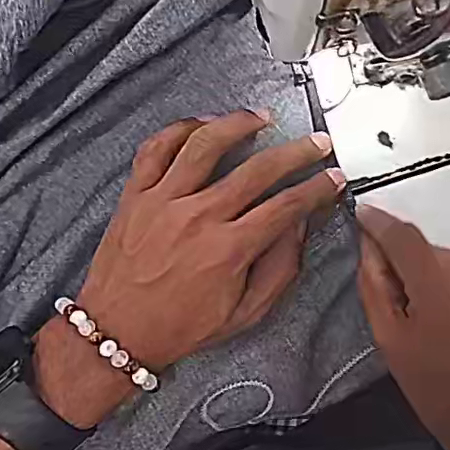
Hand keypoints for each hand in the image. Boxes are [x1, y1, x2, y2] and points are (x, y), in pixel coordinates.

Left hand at [34, 111, 343, 427]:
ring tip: (261, 118)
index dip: (317, 188)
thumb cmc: (178, 326)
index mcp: (227, 250)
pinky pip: (157, 148)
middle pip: (258, 169)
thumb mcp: (243, 314)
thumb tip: (298, 229)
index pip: (286, 205)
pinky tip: (202, 124)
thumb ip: (278, 270)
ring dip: (239, 124)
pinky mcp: (136, 195)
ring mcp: (163, 201)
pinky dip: (180, 129)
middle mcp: (197, 218)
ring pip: (206, 144)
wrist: (118, 331)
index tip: (330, 179)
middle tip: (314, 143)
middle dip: (297, 152)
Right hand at [354, 204, 449, 449]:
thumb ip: (375, 284)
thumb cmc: (437, 388)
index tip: (365, 217)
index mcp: (439, 296)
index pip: (405, 237)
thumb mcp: (389, 340)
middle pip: (428, 248)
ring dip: (436, 273)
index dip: (380, 223)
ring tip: (434, 312)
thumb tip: (369, 246)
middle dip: (408, 262)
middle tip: (400, 293)